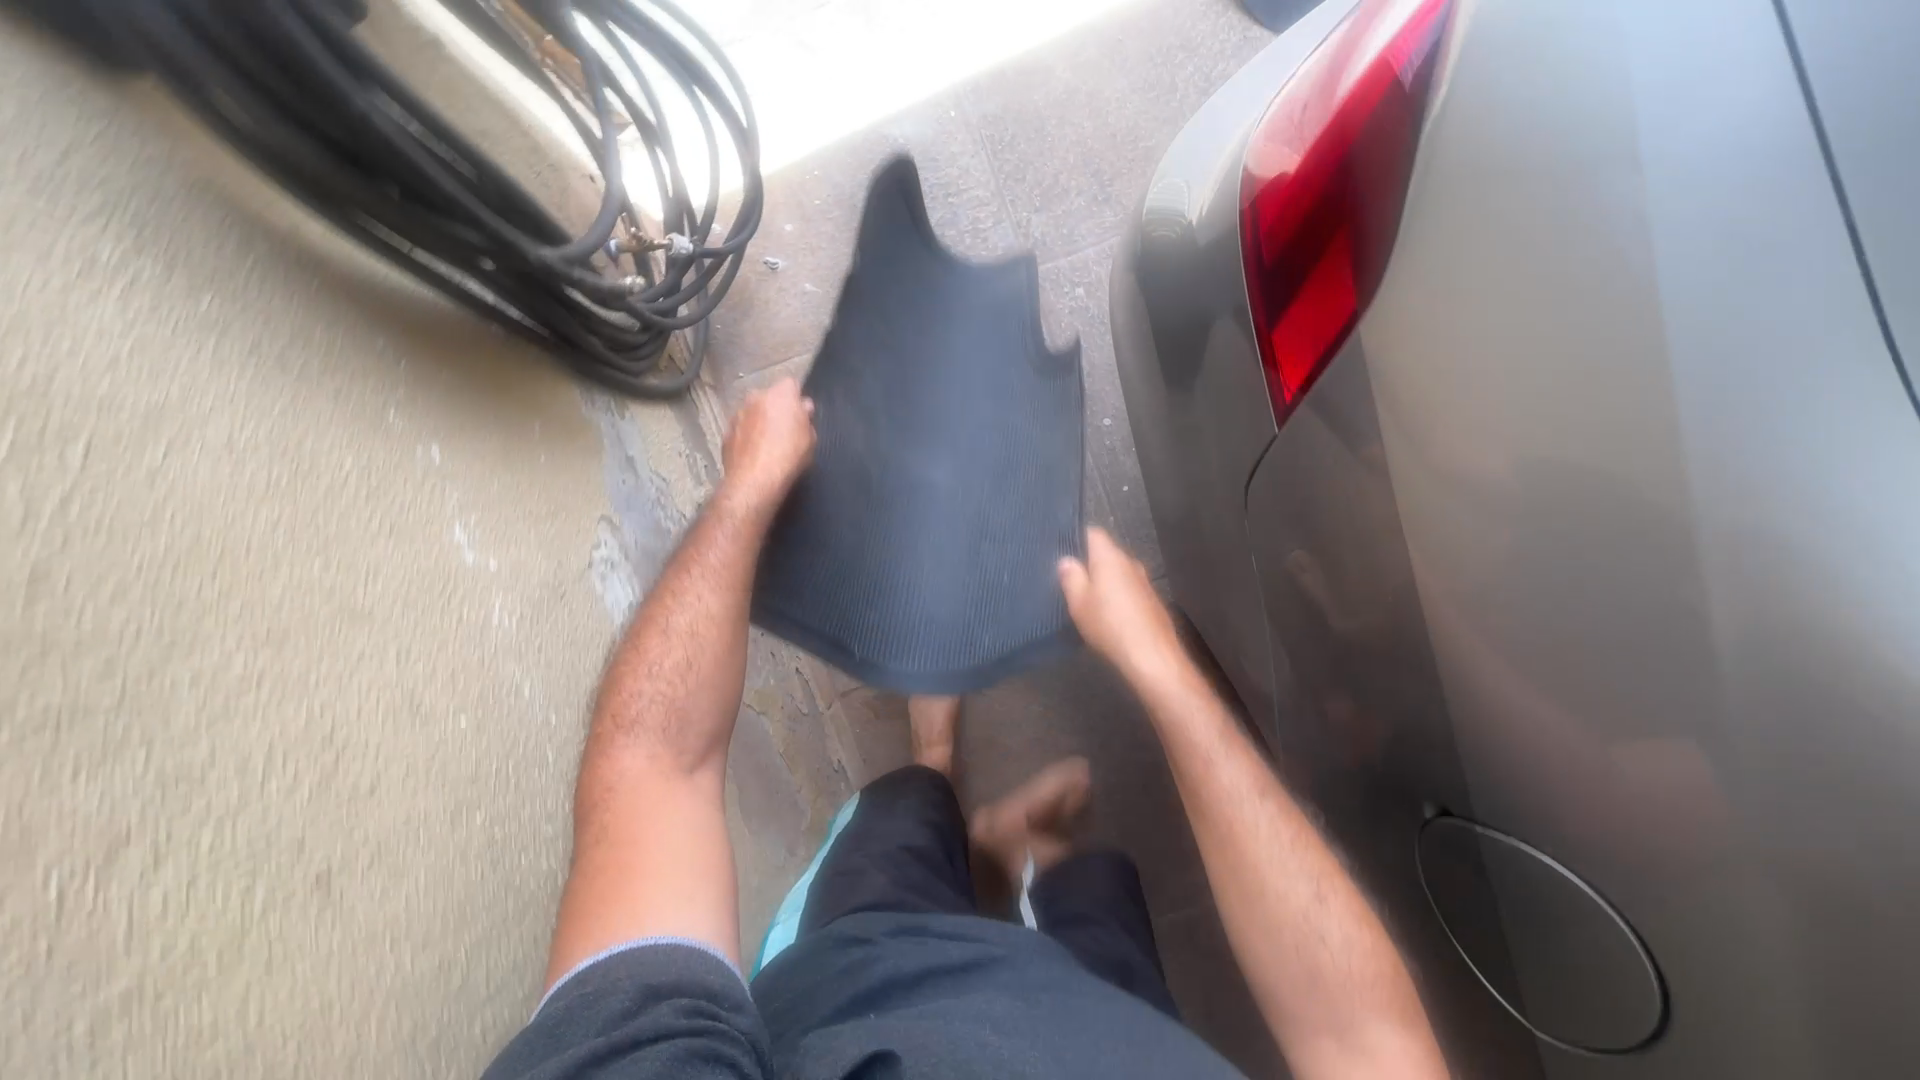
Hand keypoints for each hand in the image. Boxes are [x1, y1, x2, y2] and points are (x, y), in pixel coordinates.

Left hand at [720, 378, 815, 515]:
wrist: (754, 479)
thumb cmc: (789, 456)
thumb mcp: (810, 438)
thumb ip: (806, 418)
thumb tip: (803, 408)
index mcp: (780, 394)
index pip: (791, 384)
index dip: (796, 397)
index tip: (800, 413)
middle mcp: (756, 397)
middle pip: (769, 396)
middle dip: (776, 408)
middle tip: (785, 429)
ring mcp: (738, 413)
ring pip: (752, 412)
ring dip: (759, 421)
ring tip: (767, 445)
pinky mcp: (726, 431)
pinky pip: (741, 428)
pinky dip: (746, 436)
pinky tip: (754, 454)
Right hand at [1058, 528, 1184, 680]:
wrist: (1152, 656)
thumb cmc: (1109, 625)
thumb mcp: (1079, 603)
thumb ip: (1071, 577)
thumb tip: (1067, 560)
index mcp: (1110, 557)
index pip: (1093, 533)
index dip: (1077, 537)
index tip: (1063, 551)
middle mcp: (1130, 563)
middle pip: (1107, 554)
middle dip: (1090, 563)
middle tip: (1071, 580)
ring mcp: (1145, 582)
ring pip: (1119, 573)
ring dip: (1105, 582)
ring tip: (1088, 599)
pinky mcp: (1152, 601)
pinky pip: (1130, 590)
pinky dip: (1118, 596)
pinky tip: (1110, 615)